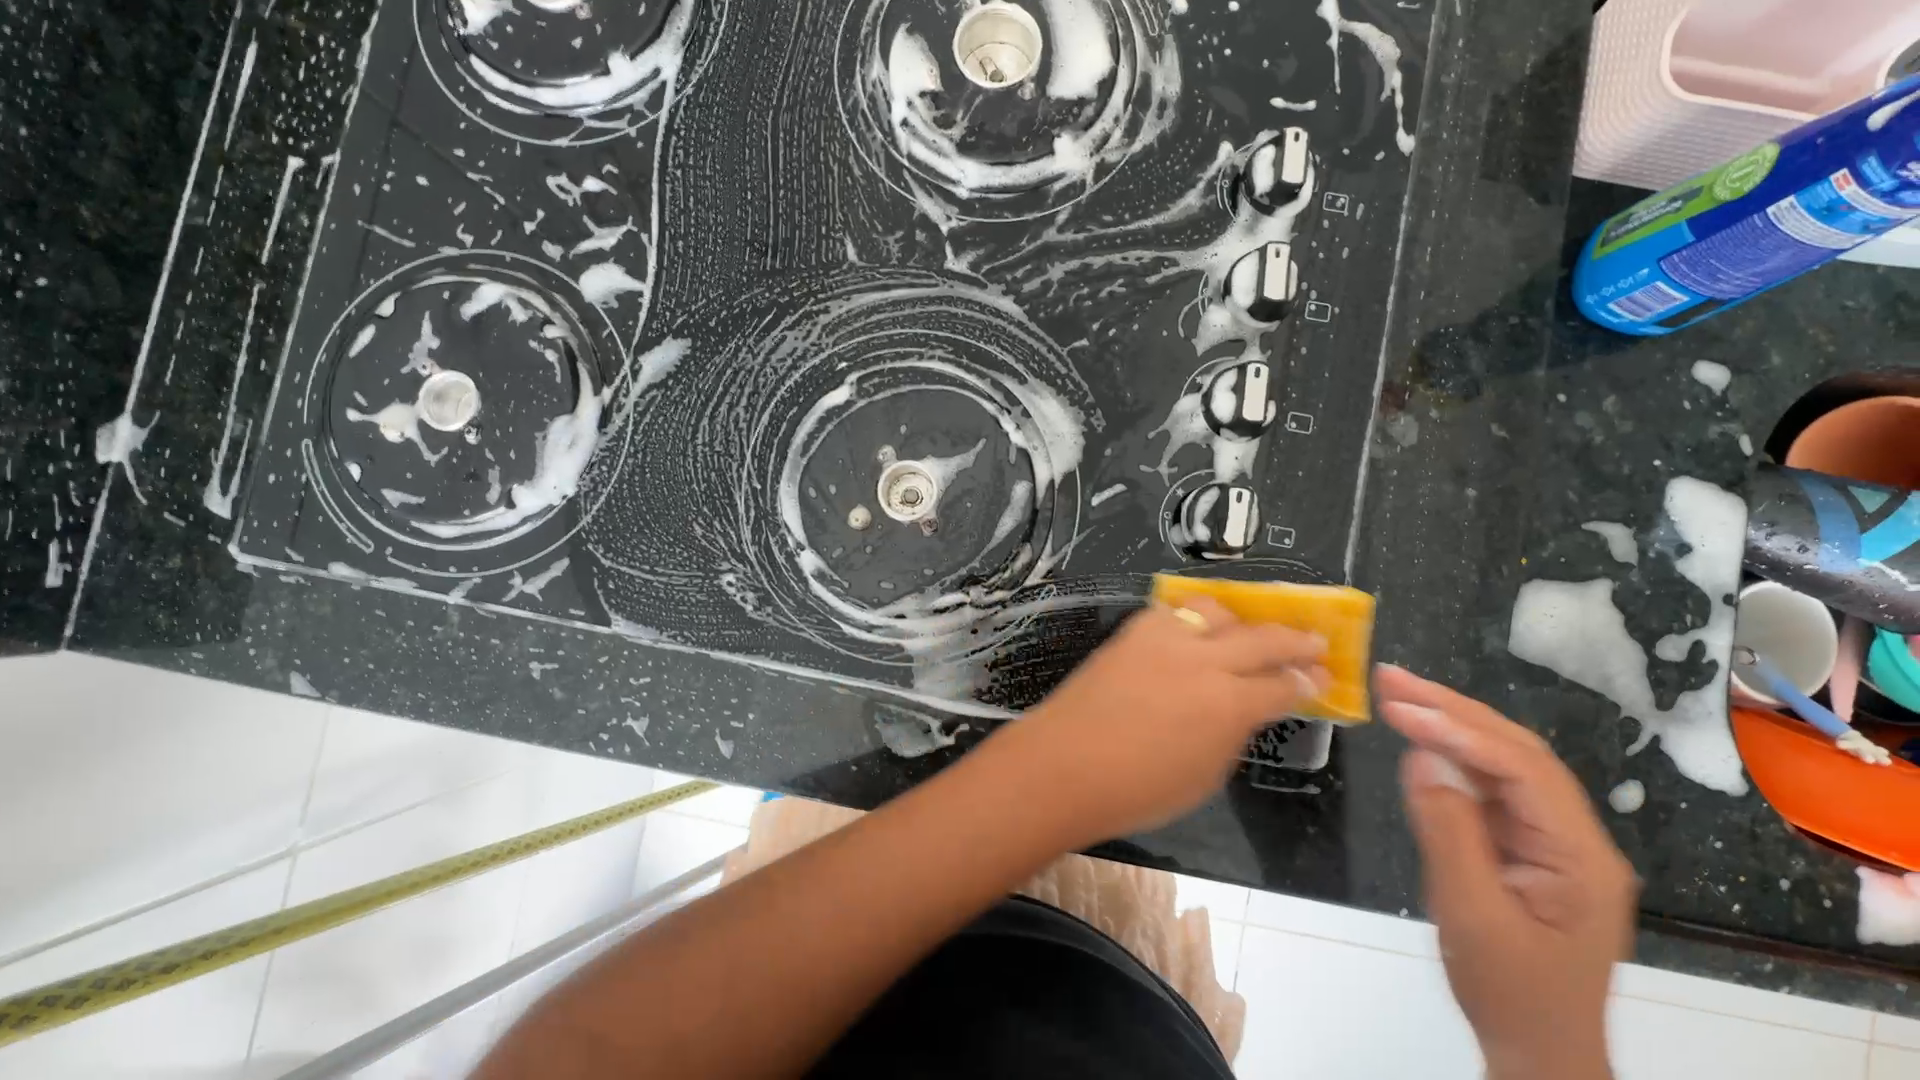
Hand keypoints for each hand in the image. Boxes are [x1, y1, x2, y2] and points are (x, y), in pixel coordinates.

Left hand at [987, 597, 1328, 846]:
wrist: (1063, 766)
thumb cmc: (1137, 791)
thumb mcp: (1204, 777)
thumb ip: (1231, 735)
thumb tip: (1243, 710)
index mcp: (1229, 704)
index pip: (1282, 686)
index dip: (1307, 683)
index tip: (1321, 679)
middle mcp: (1203, 661)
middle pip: (1262, 639)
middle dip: (1295, 640)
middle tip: (1315, 642)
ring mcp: (1164, 640)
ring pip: (1216, 611)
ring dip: (1242, 619)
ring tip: (1251, 628)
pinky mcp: (1132, 633)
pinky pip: (1172, 612)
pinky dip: (1193, 617)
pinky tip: (1197, 628)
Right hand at [1375, 664, 1634, 1079]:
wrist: (1539, 1052)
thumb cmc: (1509, 992)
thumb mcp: (1471, 915)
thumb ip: (1449, 831)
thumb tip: (1422, 755)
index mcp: (1580, 854)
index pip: (1521, 769)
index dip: (1459, 730)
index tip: (1400, 706)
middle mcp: (1576, 837)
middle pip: (1517, 754)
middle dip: (1453, 711)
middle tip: (1391, 678)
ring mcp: (1553, 842)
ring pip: (1505, 766)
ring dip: (1452, 726)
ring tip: (1398, 694)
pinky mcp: (1529, 850)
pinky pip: (1493, 792)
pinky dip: (1453, 760)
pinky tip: (1421, 741)